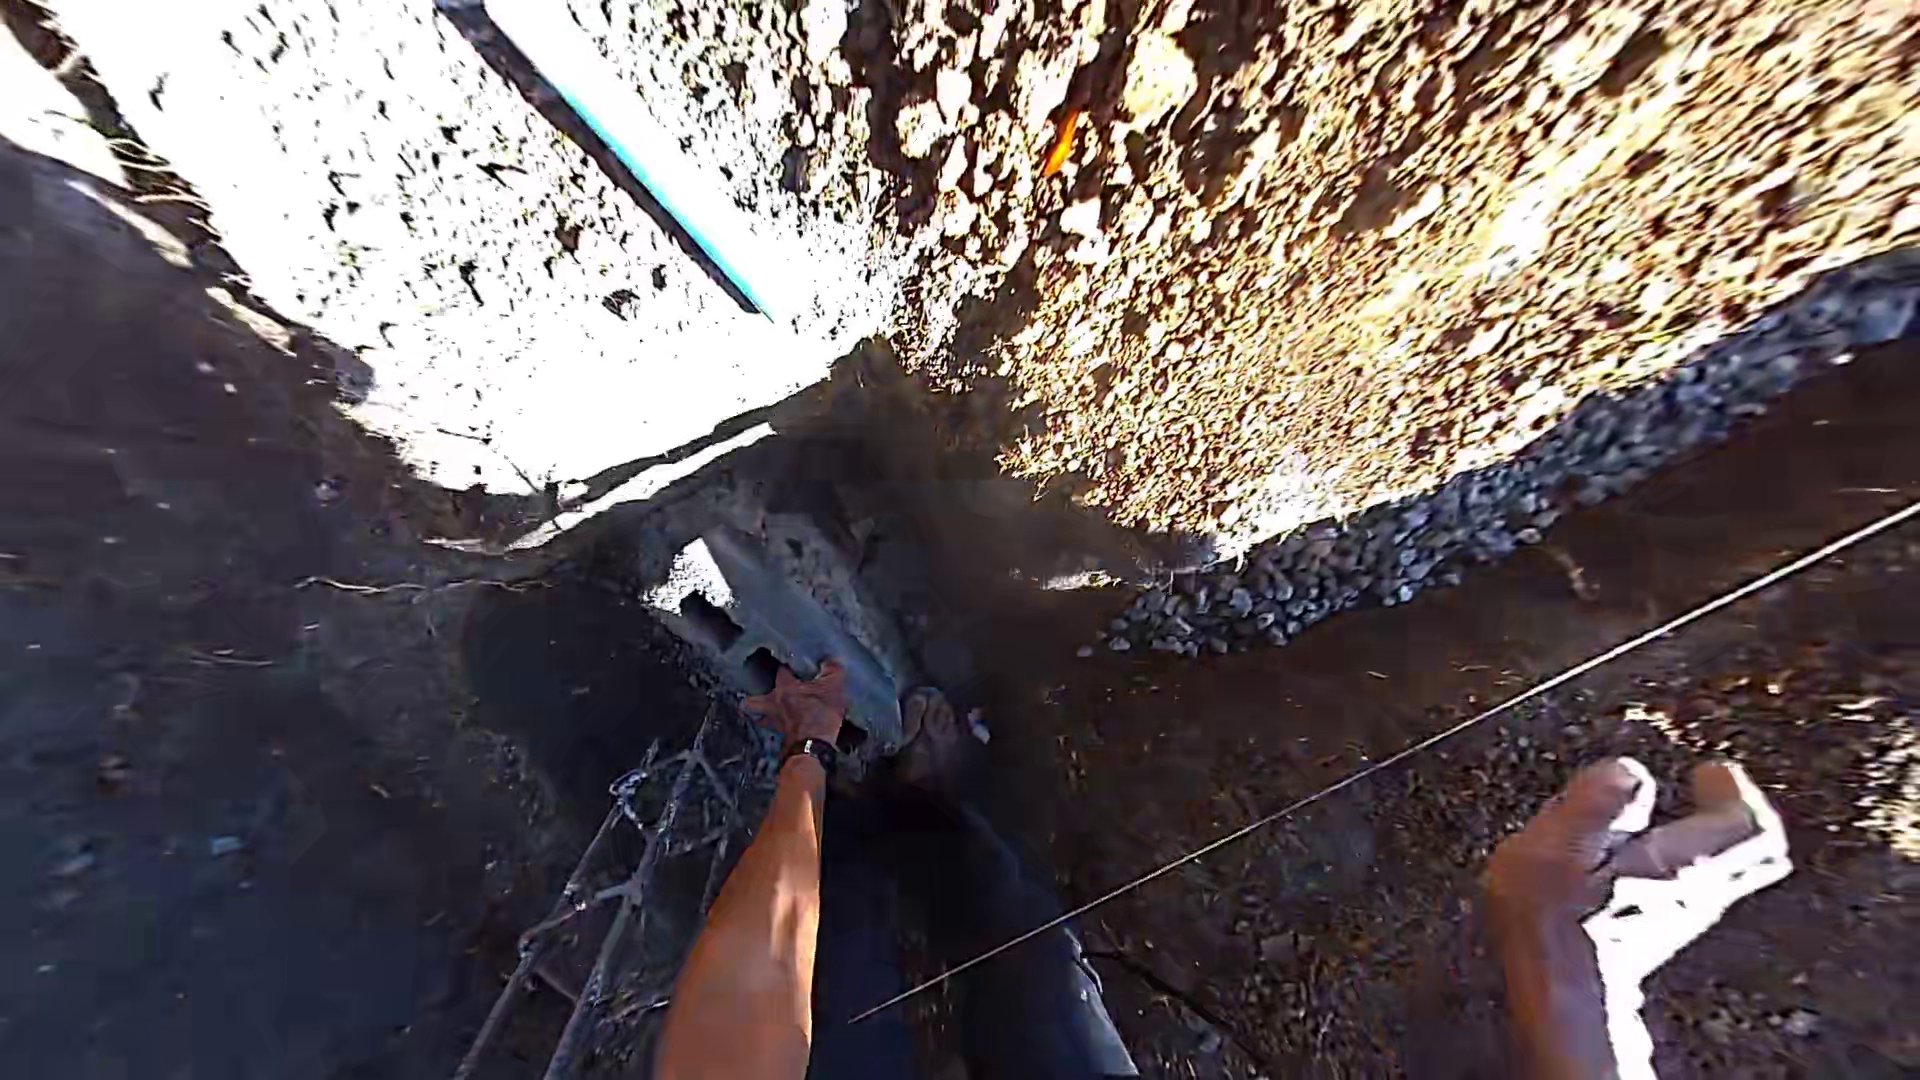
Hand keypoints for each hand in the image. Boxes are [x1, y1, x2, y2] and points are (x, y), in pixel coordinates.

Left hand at [743, 661, 846, 747]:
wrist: (813, 745)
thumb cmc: (821, 712)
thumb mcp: (834, 686)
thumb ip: (832, 670)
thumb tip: (830, 661)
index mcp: (785, 687)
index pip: (782, 670)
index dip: (788, 667)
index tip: (794, 666)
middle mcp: (774, 703)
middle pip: (755, 699)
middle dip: (757, 695)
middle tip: (767, 692)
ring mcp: (774, 721)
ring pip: (758, 716)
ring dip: (761, 713)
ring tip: (767, 711)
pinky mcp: (779, 736)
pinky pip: (771, 729)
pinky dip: (773, 727)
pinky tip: (781, 725)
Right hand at [1485, 757, 1790, 1079]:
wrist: (1555, 979)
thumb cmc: (1552, 915)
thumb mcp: (1557, 846)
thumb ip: (1594, 807)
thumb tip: (1627, 768)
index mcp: (1673, 865)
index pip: (1741, 828)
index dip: (1733, 794)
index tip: (1711, 769)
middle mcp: (1689, 891)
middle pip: (1743, 854)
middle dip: (1731, 816)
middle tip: (1709, 787)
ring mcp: (1673, 913)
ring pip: (1716, 872)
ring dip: (1702, 837)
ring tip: (1669, 812)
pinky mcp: (1648, 925)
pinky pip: (1684, 886)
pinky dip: (1674, 860)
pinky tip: (1636, 856)